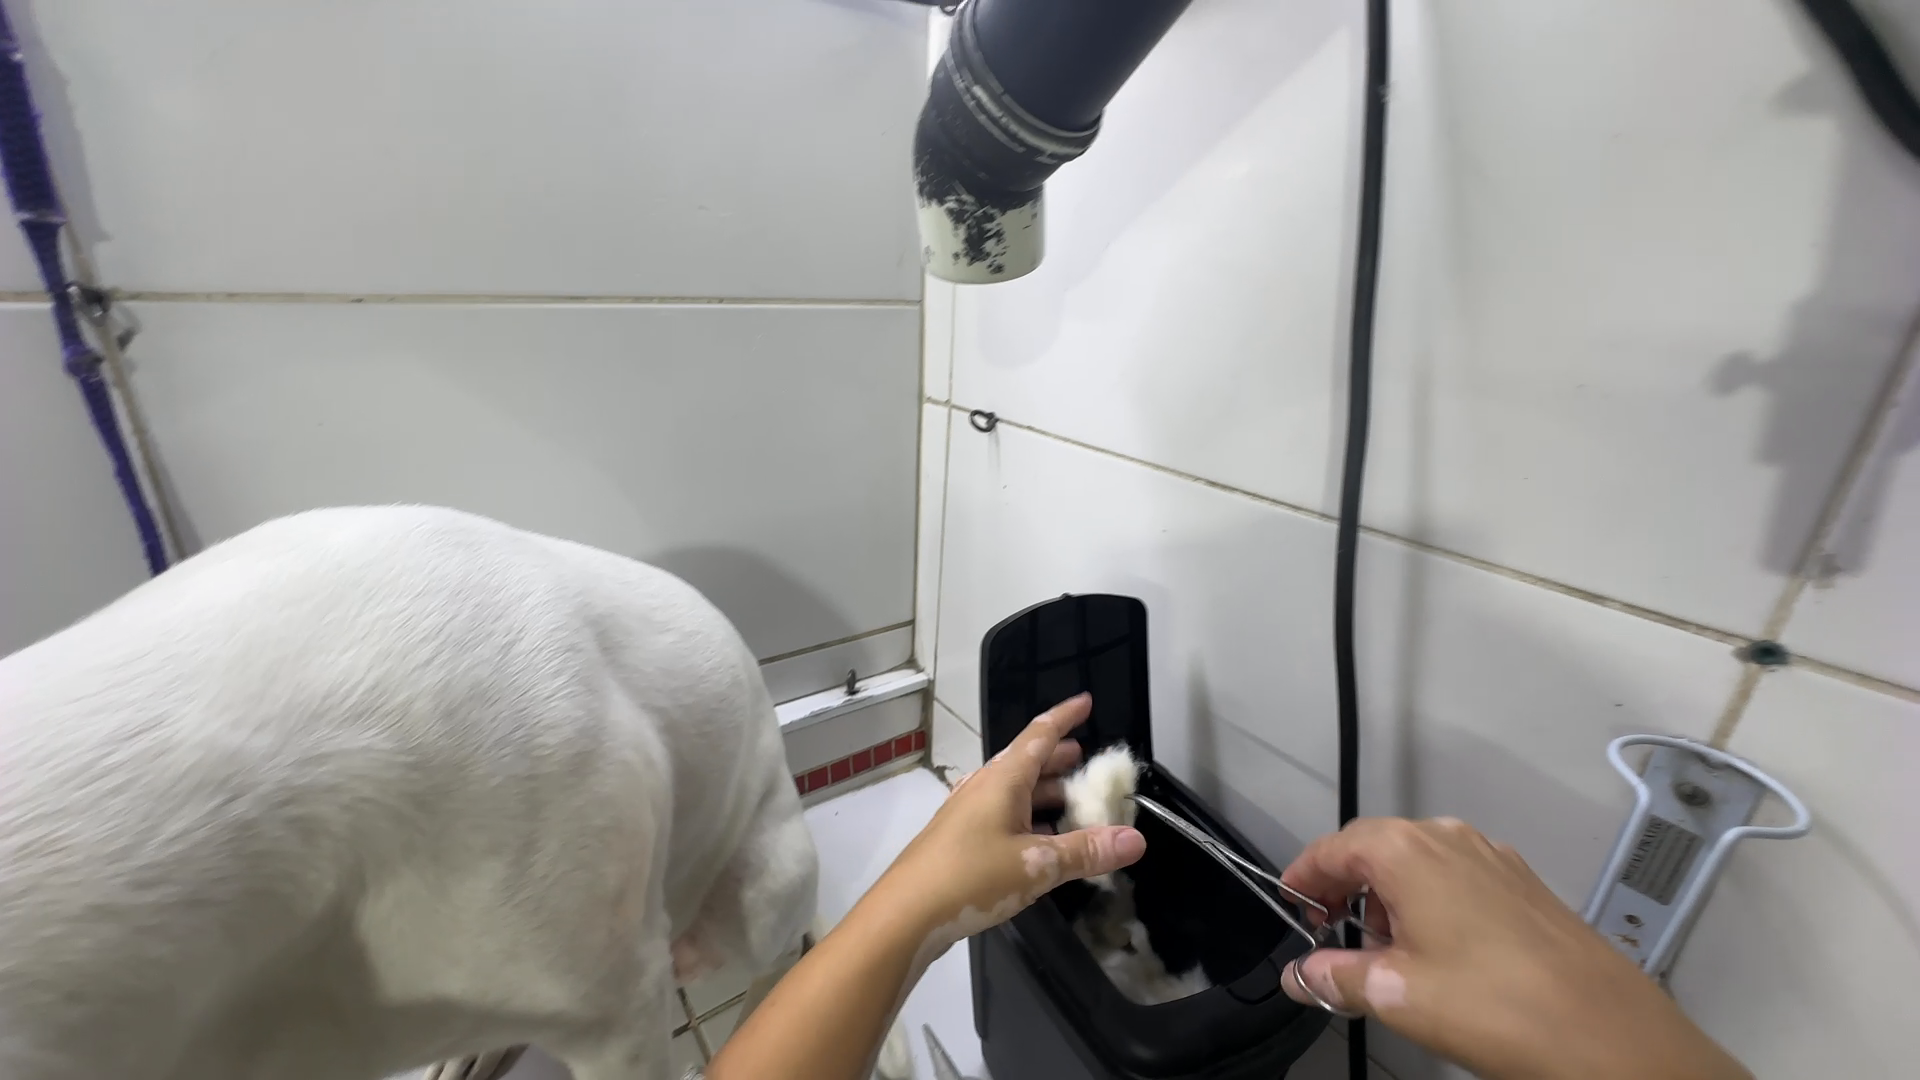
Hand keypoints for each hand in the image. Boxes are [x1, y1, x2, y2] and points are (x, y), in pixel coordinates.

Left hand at [866, 694, 1146, 949]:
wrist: (907, 912)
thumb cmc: (971, 876)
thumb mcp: (1036, 865)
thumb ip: (1085, 851)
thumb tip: (1136, 839)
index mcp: (1003, 779)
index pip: (1039, 734)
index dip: (1064, 717)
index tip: (1085, 701)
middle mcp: (986, 787)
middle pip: (1027, 761)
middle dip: (1057, 757)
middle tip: (1085, 757)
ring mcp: (970, 813)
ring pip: (1015, 791)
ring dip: (1044, 791)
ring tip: (1072, 797)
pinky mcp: (963, 840)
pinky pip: (1005, 816)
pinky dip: (1030, 818)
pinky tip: (1042, 839)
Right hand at [1279, 817, 1749, 1079]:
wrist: (1625, 1048)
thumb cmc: (1496, 1009)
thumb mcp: (1398, 996)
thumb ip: (1335, 978)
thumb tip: (1296, 978)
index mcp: (1404, 850)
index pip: (1330, 850)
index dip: (1302, 879)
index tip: (1291, 911)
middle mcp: (1445, 838)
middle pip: (1371, 849)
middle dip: (1344, 888)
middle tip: (1332, 935)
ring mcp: (1491, 856)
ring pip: (1415, 861)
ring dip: (1387, 896)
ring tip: (1389, 952)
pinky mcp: (1524, 883)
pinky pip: (1455, 875)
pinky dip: (1429, 900)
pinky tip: (1441, 951)